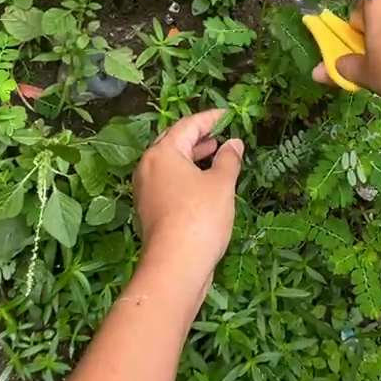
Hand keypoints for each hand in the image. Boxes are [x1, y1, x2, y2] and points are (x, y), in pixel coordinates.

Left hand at [133, 109, 243, 289]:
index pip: (187, 125)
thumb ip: (229, 158)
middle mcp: (148, 167)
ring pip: (170, 163)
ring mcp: (146, 189)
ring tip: (216, 153)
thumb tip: (233, 143)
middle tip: (220, 132)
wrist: (175, 266)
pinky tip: (205, 181)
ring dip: (193, 156)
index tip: (227, 114)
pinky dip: (186, 175)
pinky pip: (169, 181)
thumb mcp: (221, 183)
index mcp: (162, 153)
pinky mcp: (150, 209)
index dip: (210, 118)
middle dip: (198, 136)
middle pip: (174, 142)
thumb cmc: (199, 217)